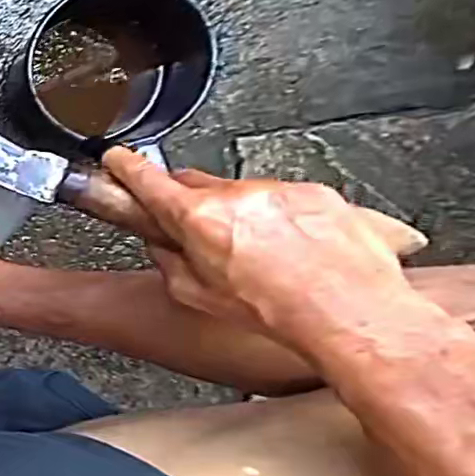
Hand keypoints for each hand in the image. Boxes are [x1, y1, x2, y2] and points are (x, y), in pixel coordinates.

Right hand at [101, 147, 452, 356]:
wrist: (354, 316)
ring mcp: (282, 191)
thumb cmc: (276, 311)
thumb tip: (163, 245)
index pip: (147, 178)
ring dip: (242, 213)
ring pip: (243, 192)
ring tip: (264, 253)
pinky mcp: (321, 194)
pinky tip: (296, 250)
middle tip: (203, 233)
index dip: (126, 166)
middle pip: (196, 183)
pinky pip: (286, 198)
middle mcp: (237, 195)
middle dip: (191, 202)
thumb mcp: (193, 294)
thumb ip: (168, 259)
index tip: (119, 158)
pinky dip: (284, 218)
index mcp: (197, 217)